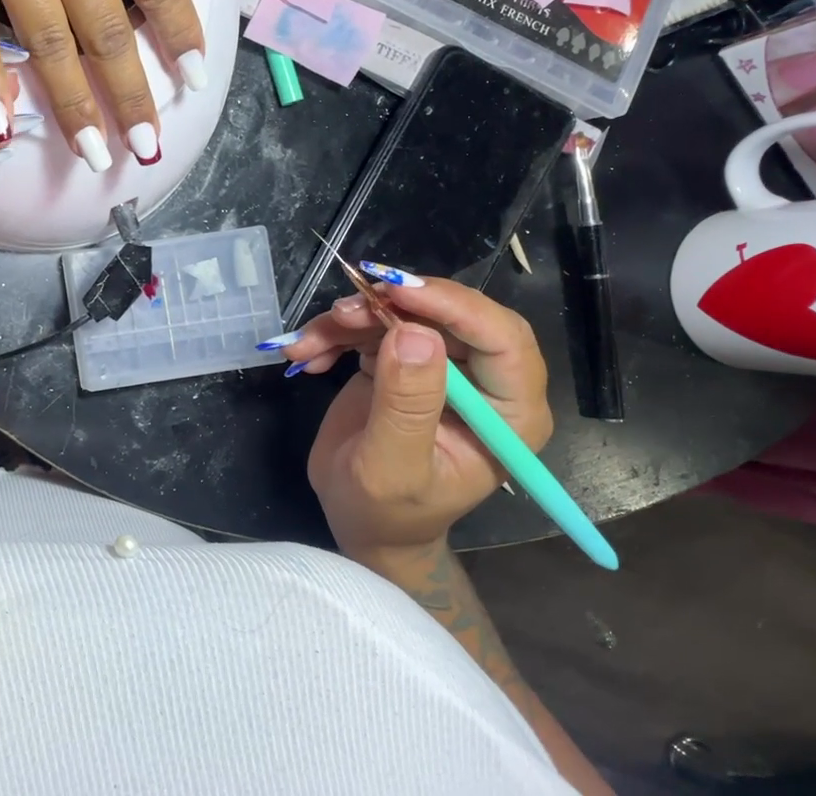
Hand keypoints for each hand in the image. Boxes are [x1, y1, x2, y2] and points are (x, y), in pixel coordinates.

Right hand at [277, 274, 552, 560]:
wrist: (362, 523)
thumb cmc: (387, 512)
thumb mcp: (392, 468)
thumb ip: (406, 406)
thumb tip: (414, 335)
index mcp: (509, 414)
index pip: (502, 341)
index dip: (454, 307)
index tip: (395, 292)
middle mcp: (484, 384)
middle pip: (451, 317)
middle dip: (394, 306)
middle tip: (343, 309)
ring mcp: (440, 370)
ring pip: (403, 316)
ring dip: (349, 321)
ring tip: (306, 343)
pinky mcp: (400, 363)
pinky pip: (371, 329)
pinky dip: (333, 335)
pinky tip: (305, 356)